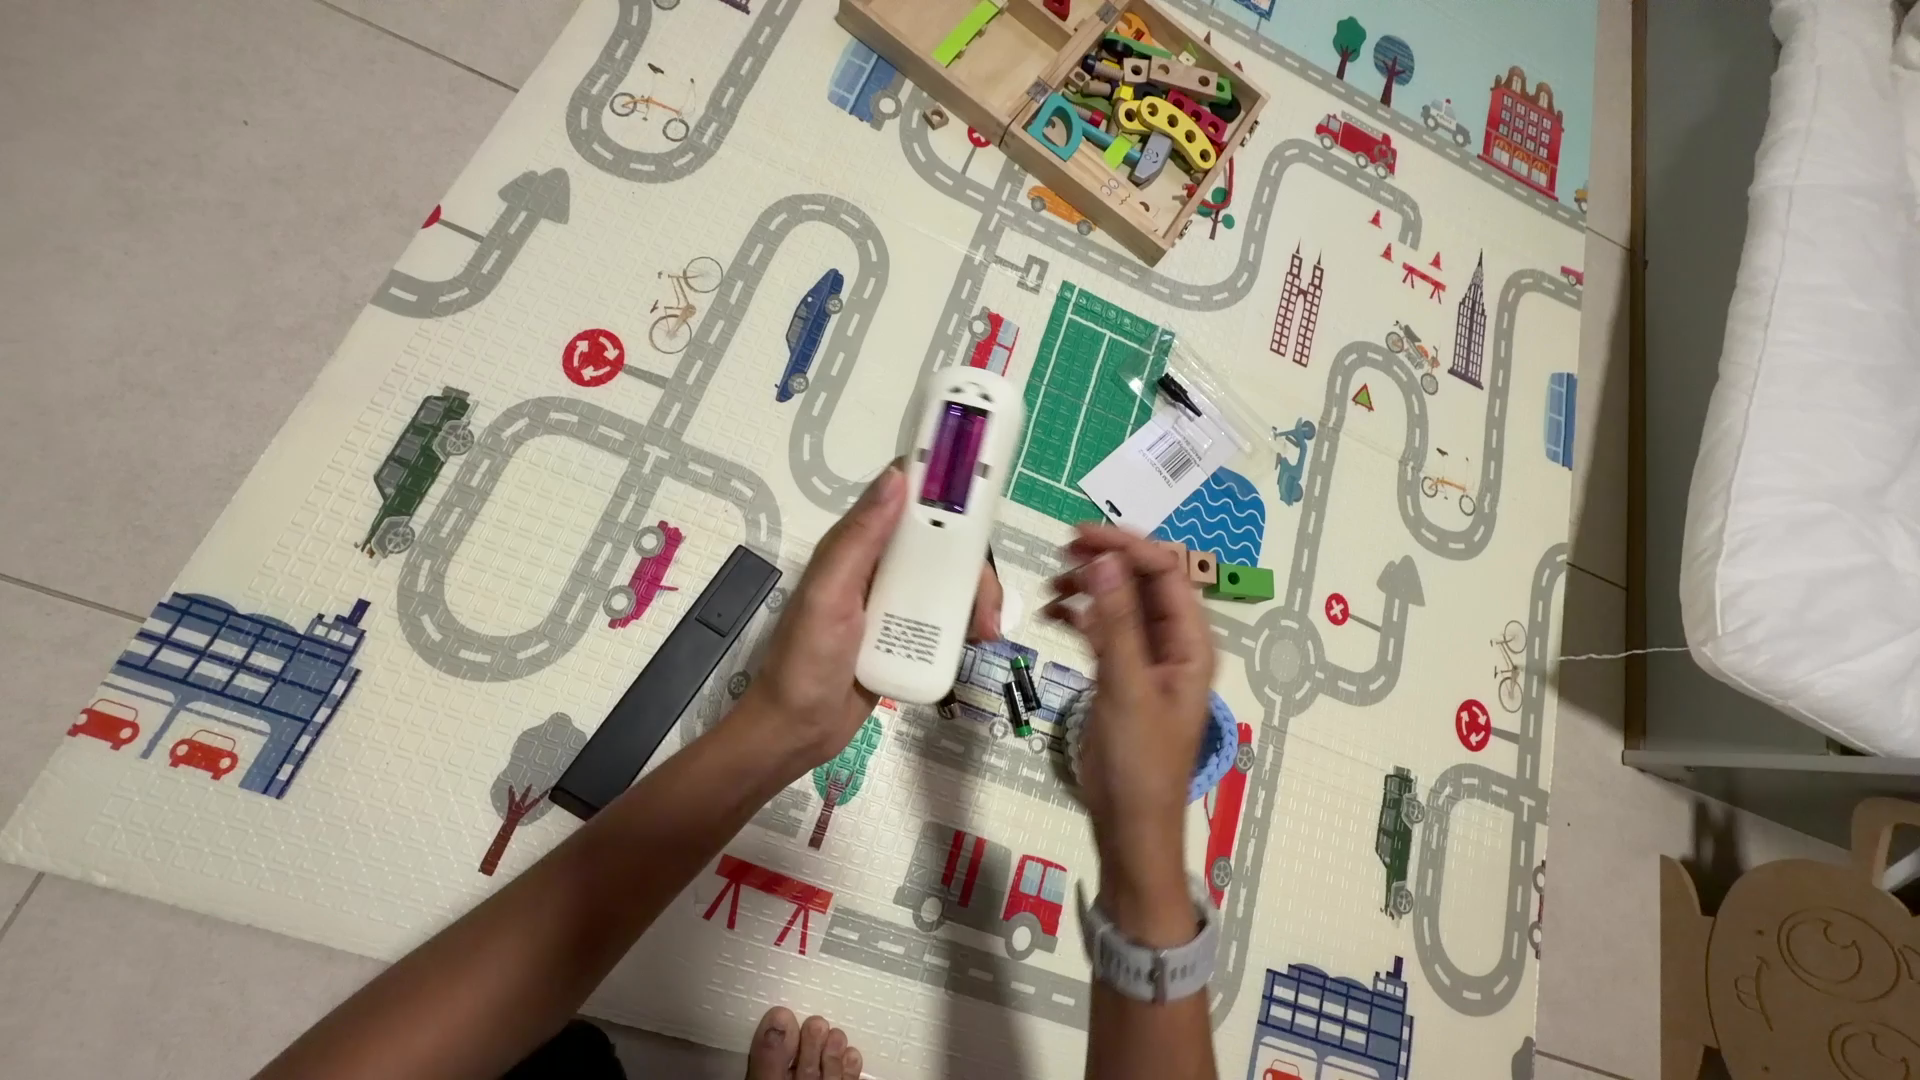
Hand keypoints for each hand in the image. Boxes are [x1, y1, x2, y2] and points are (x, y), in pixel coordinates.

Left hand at [735, 464, 1004, 773]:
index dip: (943, 493)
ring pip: (949, 580)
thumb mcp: (829, 594)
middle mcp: (879, 567)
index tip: (982, 502)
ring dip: (976, 597)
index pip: (907, 501)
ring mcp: (895, 602)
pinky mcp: (907, 634)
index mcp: (856, 546)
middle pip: (941, 545)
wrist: (799, 730)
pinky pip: (945, 615)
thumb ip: (861, 538)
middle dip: (973, 564)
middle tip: (987, 603)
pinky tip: (979, 640)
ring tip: (986, 631)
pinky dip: (967, 622)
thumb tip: (898, 476)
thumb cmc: (806, 660)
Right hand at [1044, 526, 1214, 942]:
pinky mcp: (1120, 672)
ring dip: (1089, 587)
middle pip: (1142, 581)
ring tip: (1052, 586)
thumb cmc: (1139, 760)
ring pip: (1119, 602)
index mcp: (1191, 642)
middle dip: (1106, 561)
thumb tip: (1106, 561)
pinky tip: (1052, 613)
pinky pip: (1102, 629)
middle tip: (1061, 552)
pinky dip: (1079, 615)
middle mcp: (1172, 642)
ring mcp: (1145, 657)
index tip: (1080, 536)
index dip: (1127, 547)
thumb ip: (1116, 623)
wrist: (1128, 822)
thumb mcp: (1127, 687)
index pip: (1166, 573)